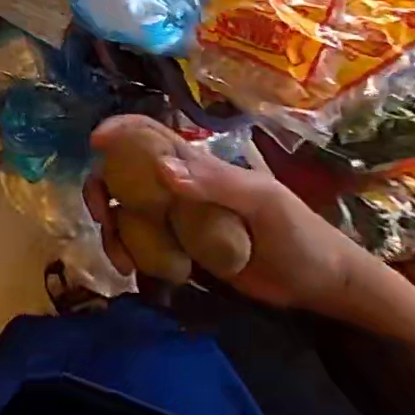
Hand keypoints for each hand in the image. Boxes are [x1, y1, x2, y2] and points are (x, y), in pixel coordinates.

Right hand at [84, 115, 374, 313]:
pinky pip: (144, 245)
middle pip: (128, 174)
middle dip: (102, 188)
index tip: (95, 142)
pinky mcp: (183, 252)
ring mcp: (182, 220)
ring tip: (120, 260)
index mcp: (202, 166)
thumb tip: (160, 166)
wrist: (320, 284)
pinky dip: (128, 253)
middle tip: (100, 216)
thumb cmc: (297, 233)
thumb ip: (215, 184)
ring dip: (113, 228)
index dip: (123, 130)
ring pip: (130, 212)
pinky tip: (133, 272)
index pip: (155, 136)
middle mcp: (184, 187)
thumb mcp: (262, 203)